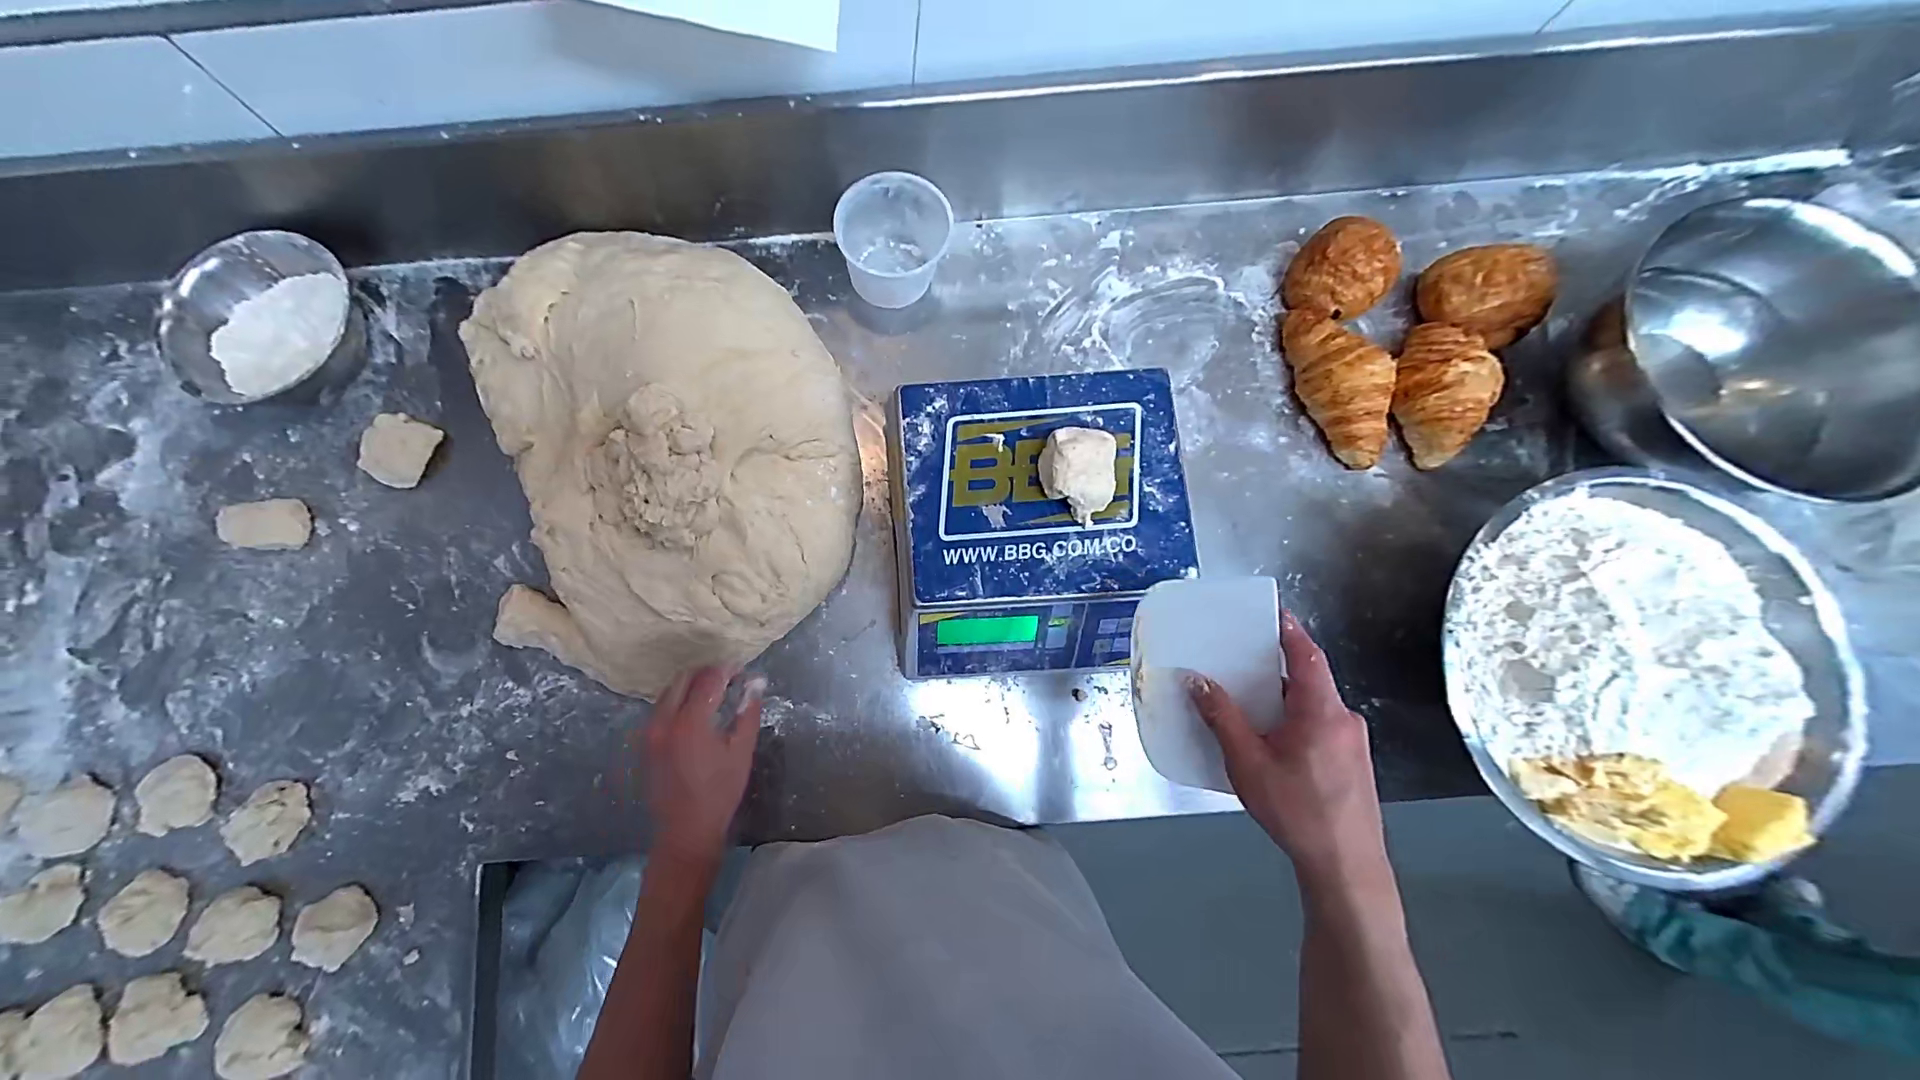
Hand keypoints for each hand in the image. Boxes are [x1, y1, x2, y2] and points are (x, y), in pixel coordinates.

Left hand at [643, 666, 762, 867]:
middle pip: (684, 678)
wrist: (685, 829)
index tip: (743, 671)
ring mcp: (650, 731)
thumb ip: (748, 711)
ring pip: (669, 691)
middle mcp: (664, 720)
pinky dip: (679, 699)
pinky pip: (661, 707)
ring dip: (692, 685)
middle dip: (708, 673)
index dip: (728, 670)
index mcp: (690, 722)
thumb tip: (756, 682)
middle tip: (730, 679)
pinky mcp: (645, 741)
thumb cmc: (720, 791)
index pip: (709, 679)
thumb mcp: (742, 750)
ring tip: (715, 694)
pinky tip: (697, 711)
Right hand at [1186, 612, 1388, 888]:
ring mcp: (1352, 741)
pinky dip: (1294, 719)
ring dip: (1282, 698)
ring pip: (1313, 705)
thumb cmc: (1297, 811)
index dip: (1289, 630)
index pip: (1307, 656)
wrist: (1345, 865)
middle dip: (1275, 668)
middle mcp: (1344, 719)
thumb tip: (1198, 681)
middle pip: (1309, 679)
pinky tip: (1269, 738)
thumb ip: (1222, 717)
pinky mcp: (1352, 761)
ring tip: (1247, 702)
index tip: (1274, 612)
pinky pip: (1320, 725)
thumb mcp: (1248, 762)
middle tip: (1242, 660)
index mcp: (1322, 711)